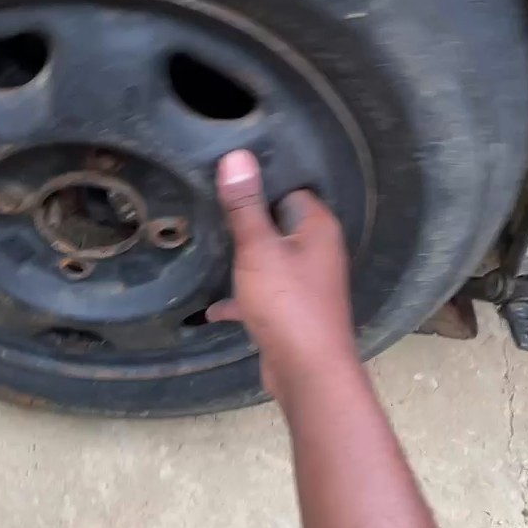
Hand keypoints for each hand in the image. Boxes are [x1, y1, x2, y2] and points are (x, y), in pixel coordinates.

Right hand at [206, 149, 356, 397]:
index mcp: (317, 228)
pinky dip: (241, 298)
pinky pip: (263, 294)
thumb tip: (237, 156)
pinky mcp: (292, 310)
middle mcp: (317, 251)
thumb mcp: (258, 249)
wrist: (307, 371)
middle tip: (210, 210)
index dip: (262, 183)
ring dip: (244, 260)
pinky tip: (213, 309)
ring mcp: (306, 283)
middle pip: (279, 224)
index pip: (291, 189)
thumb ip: (245, 206)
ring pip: (270, 259)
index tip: (228, 179)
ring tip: (209, 250)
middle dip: (248, 221)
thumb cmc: (288, 305)